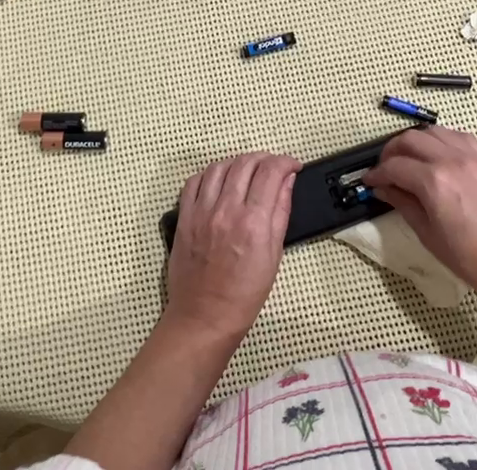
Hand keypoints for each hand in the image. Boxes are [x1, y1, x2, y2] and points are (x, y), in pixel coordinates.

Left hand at [164, 152, 298, 340]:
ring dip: (238, 162)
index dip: (286, 162)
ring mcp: (201, 212)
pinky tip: (220, 181)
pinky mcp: (184, 217)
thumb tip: (287, 181)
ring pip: (219, 167)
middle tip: (273, 167)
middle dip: (264, 158)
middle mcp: (226, 210)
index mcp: (254, 222)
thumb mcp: (274, 255)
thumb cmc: (244, 294)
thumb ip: (281, 212)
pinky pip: (194, 182)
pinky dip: (210, 174)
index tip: (293, 166)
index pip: (271, 172)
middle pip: (245, 163)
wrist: (204, 317)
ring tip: (248, 171)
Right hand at [362, 126, 476, 307]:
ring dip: (414, 142)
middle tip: (384, 171)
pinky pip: (456, 136)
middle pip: (410, 139)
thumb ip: (404, 204)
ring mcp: (472, 156)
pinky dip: (439, 141)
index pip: (394, 166)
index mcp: (435, 182)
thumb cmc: (474, 261)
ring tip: (407, 162)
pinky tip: (435, 158)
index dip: (376, 174)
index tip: (369, 182)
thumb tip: (384, 189)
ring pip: (432, 131)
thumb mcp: (429, 236)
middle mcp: (452, 159)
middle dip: (391, 152)